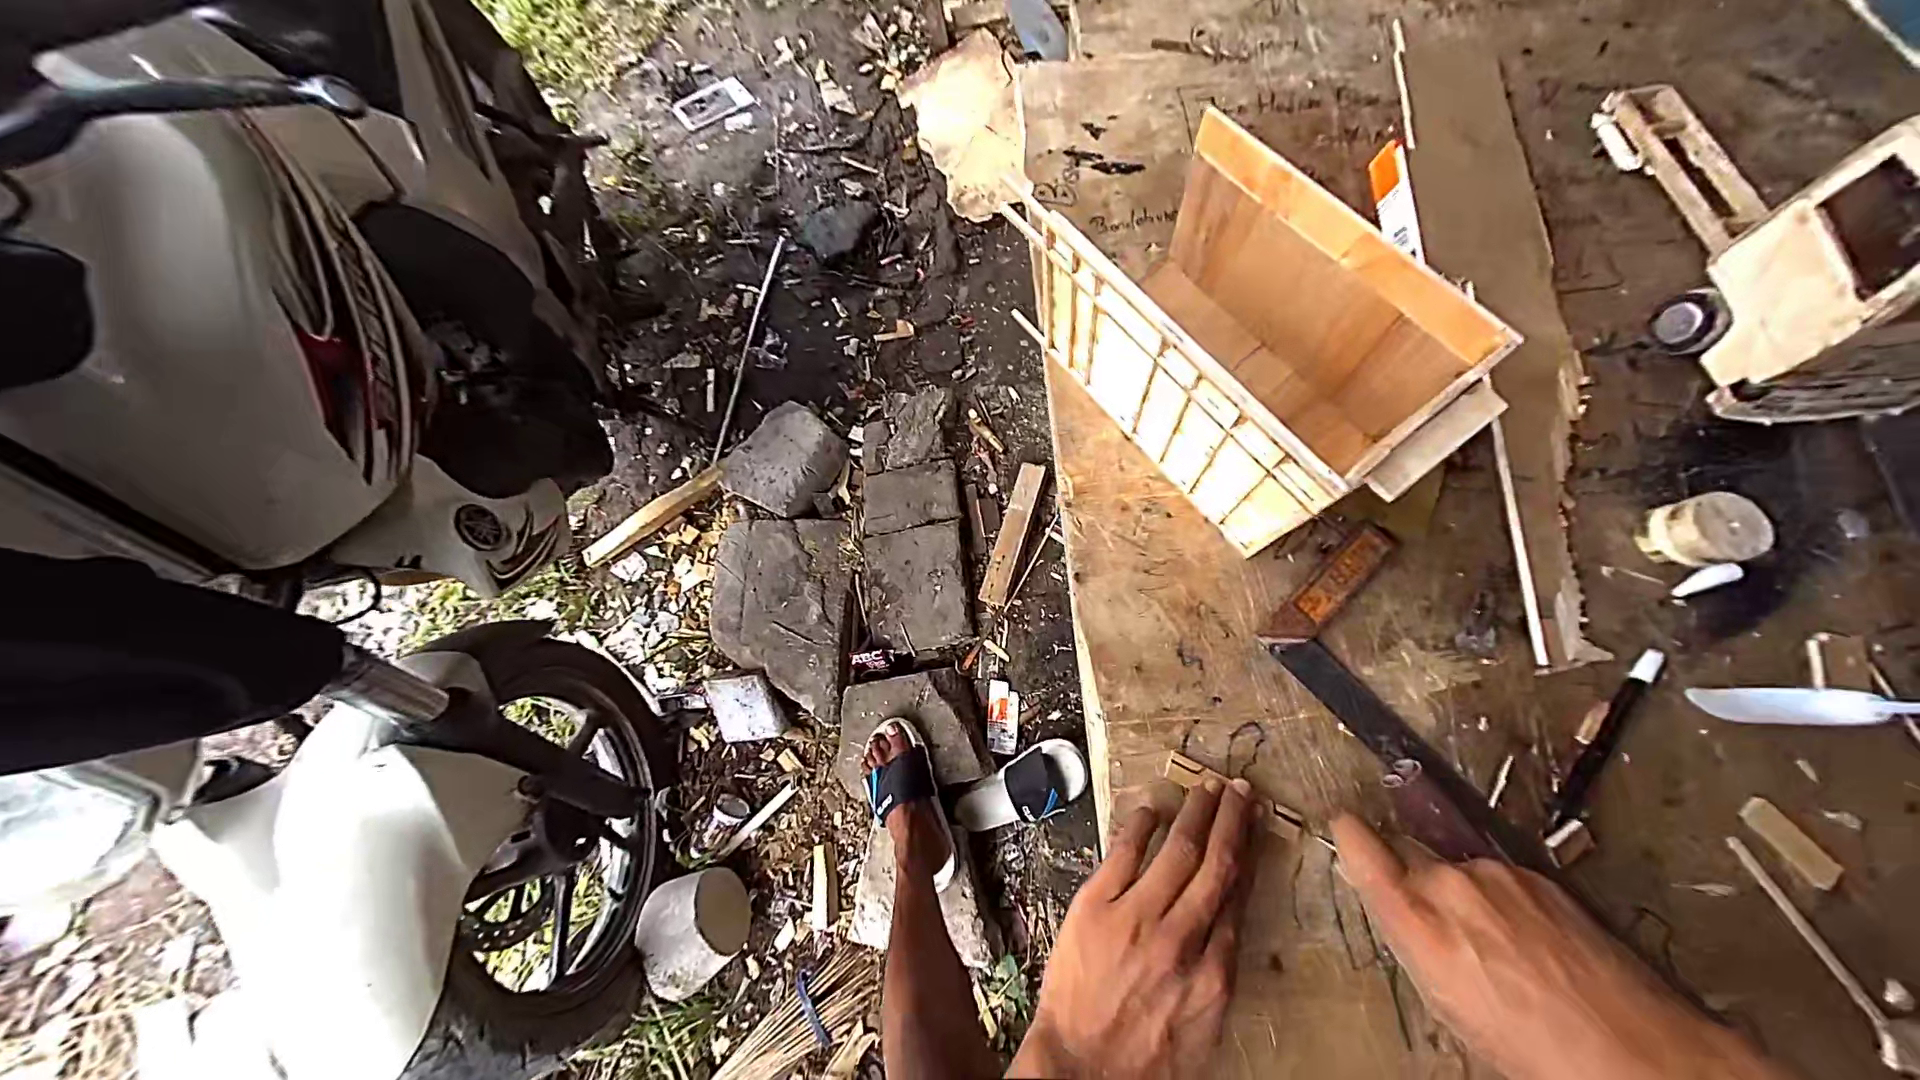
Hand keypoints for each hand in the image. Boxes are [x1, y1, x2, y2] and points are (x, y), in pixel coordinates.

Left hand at [1009, 778, 1254, 1078]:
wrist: (1082, 1069)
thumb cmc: (1145, 1056)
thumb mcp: (1202, 1026)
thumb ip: (1218, 970)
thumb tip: (1229, 919)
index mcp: (1214, 974)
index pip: (1237, 896)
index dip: (1249, 854)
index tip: (1255, 826)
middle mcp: (1180, 939)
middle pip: (1215, 865)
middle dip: (1231, 821)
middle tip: (1240, 789)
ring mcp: (1135, 917)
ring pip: (1176, 850)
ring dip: (1195, 813)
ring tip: (1206, 787)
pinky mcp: (1095, 905)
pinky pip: (1123, 853)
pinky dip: (1140, 825)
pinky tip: (1152, 807)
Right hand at [1331, 814, 1795, 1079]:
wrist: (1642, 1056)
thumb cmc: (1532, 1047)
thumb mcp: (1445, 1001)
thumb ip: (1409, 938)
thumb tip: (1391, 906)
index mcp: (1416, 920)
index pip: (1357, 842)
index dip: (1348, 833)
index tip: (1346, 830)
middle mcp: (1448, 884)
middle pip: (1408, 856)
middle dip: (1415, 881)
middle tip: (1441, 925)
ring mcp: (1495, 875)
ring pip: (1454, 868)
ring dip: (1463, 893)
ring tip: (1497, 943)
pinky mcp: (1536, 876)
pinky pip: (1497, 876)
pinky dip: (1502, 899)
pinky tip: (1530, 941)